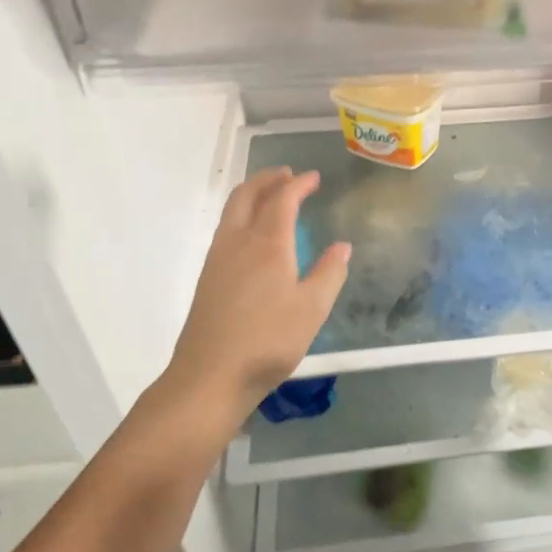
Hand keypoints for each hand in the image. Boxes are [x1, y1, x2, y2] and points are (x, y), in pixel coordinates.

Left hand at [159, 168, 349, 426]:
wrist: (211, 375)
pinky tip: (254, 236)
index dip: (299, 184)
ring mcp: (218, 260)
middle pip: (248, 195)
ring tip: (272, 197)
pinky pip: (226, 230)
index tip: (314, 177)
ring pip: (232, 212)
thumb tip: (342, 246)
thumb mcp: (312, 309)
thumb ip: (330, 274)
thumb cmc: (269, 341)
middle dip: (268, 180)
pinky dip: (243, 216)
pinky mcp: (208, 278)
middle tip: (289, 176)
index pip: (282, 200)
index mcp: (267, 245)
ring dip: (253, 195)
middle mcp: (238, 242)